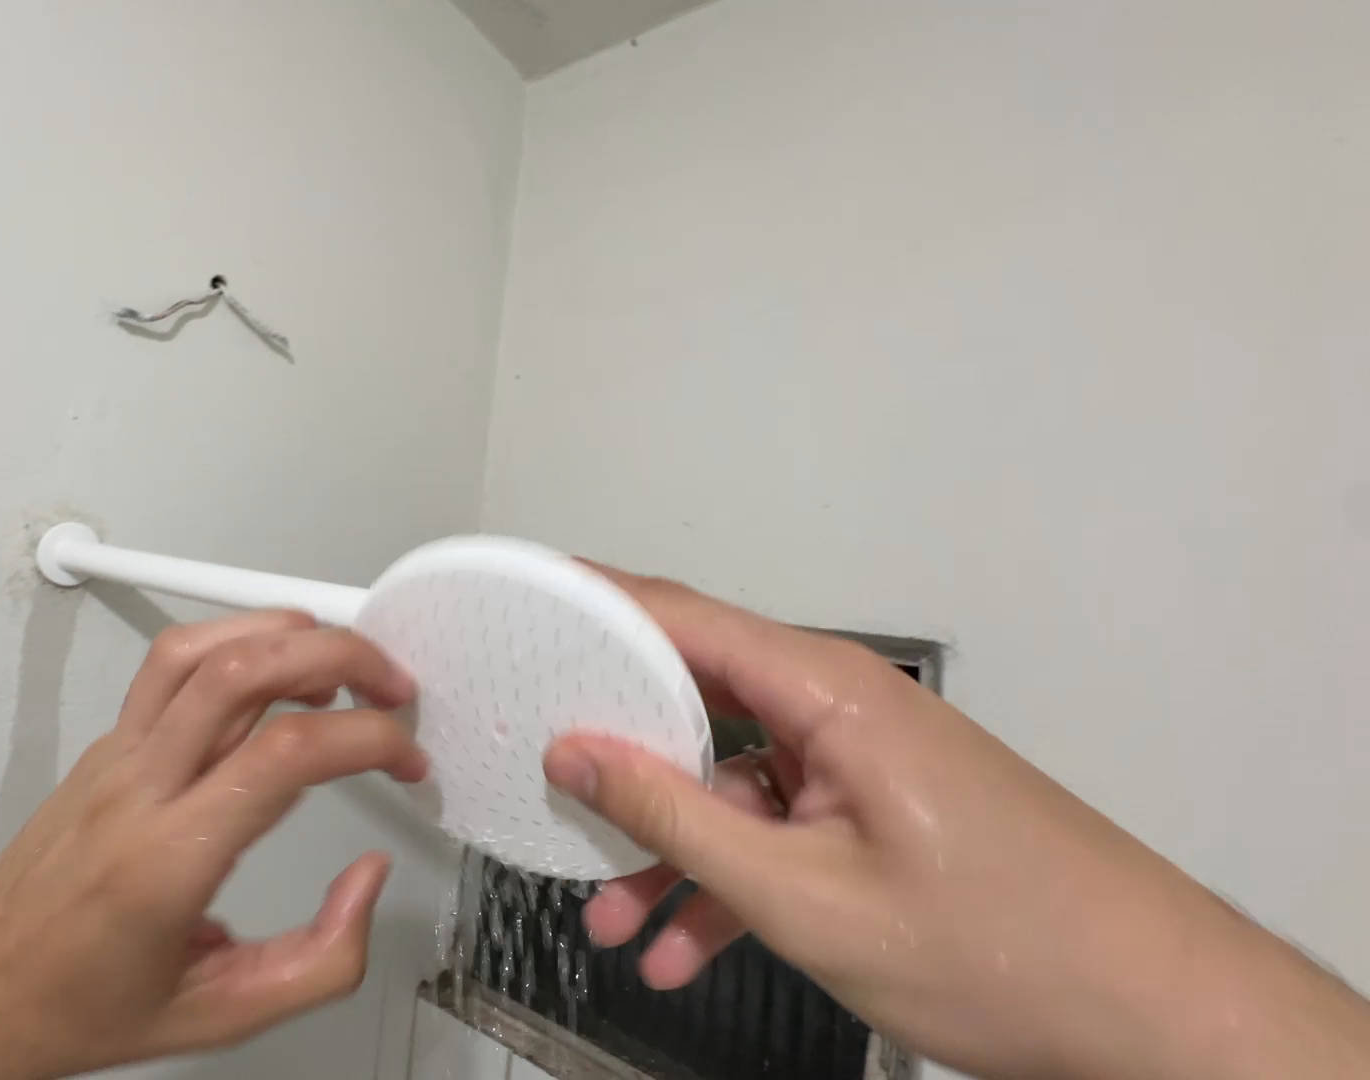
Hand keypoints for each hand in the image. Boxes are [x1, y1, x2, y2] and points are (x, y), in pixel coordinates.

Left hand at [0, 610, 425, 1079]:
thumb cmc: (83, 1006)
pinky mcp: (109, 742)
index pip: (285, 757)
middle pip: (245, 674)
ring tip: (340, 661)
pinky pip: (171, 661)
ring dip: (285, 633)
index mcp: (169, 863)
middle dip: (341, 657)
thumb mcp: (224, 1018)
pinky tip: (273, 662)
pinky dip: (237, 638)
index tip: (404, 756)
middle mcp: (139, 791)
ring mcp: (116, 756)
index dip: (368, 741)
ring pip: (200, 649)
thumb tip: (369, 877)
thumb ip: (322, 959)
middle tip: (390, 685)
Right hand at [544, 565, 1369, 1079]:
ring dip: (666, 845)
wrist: (1166, 1031)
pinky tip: (678, 951)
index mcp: (821, 690)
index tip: (530, 601)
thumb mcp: (800, 893)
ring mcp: (843, 760)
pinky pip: (765, 826)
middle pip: (690, 698)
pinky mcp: (857, 808)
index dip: (598, 603)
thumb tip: (571, 752)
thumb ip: (671, 816)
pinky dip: (720, 881)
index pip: (681, 618)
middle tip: (541, 764)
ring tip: (608, 915)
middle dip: (615, 748)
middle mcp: (827, 706)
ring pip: (720, 779)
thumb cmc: (996, 949)